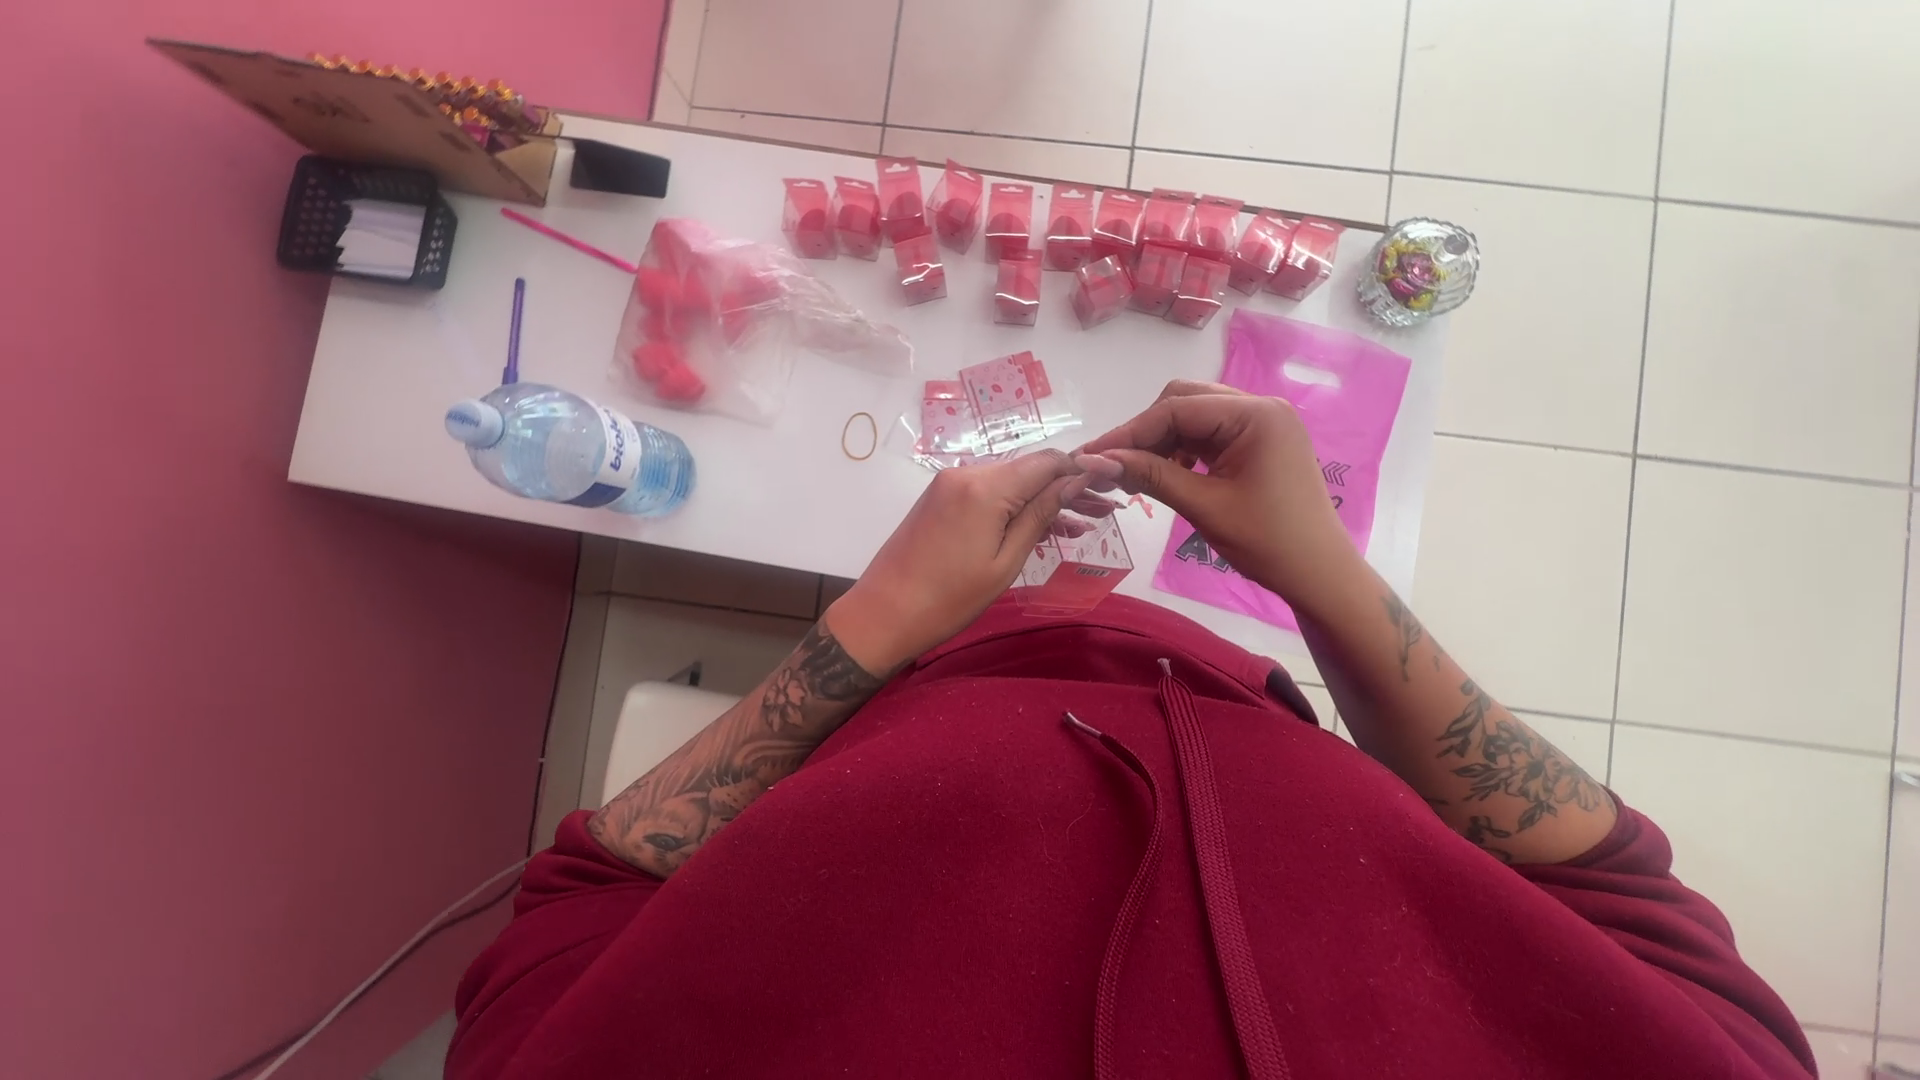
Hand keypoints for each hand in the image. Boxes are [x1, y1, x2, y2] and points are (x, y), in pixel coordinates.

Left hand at [826, 450, 1089, 674]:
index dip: (1082, 469)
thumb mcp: (1005, 561)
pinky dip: (1014, 505)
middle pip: (1029, 469)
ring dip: (1043, 498)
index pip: (1047, 461)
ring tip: (1082, 524)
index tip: (1111, 485)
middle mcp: (966, 472)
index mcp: (985, 486)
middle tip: (1104, 511)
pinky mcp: (940, 498)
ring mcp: (950, 483)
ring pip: (1010, 481)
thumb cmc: (949, 598)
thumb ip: (1041, 515)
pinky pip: (988, 492)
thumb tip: (1076, 481)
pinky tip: (1042, 526)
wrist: (884, 613)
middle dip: (1067, 486)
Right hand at [1076, 380, 1361, 617]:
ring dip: (1160, 441)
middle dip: (1144, 432)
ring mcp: (1261, 425)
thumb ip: (1151, 476)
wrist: (1318, 574)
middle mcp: (1260, 407)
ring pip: (1193, 417)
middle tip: (1111, 465)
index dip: (1129, 431)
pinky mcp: (1257, 444)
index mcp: (1256, 415)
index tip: (1091, 455)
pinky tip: (1164, 474)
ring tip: (1132, 474)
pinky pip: (1208, 435)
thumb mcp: (1204, 506)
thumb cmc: (1267, 542)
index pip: (1176, 408)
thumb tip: (1096, 461)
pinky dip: (1180, 450)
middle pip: (1183, 401)